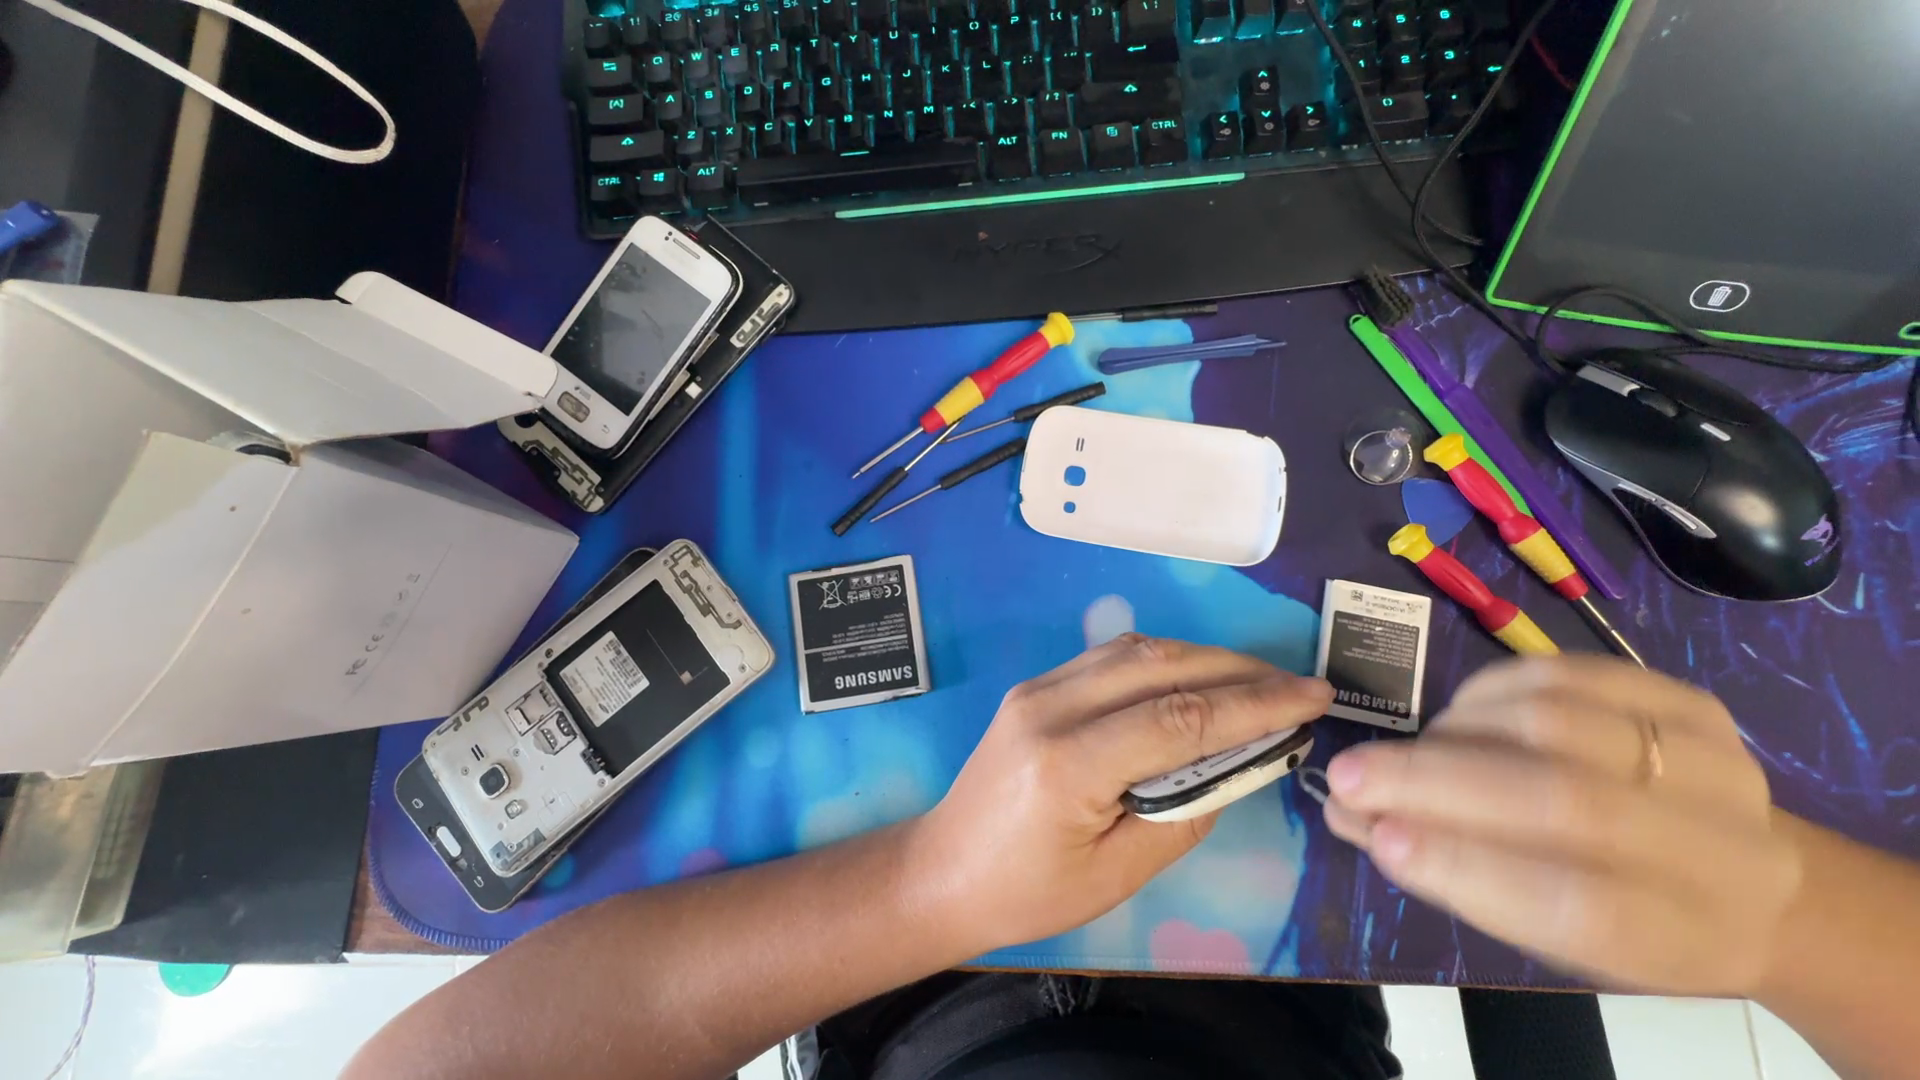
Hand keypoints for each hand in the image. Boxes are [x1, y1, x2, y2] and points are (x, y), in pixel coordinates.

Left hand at [905, 635, 1333, 954]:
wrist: (944, 871)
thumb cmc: (1029, 892)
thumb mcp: (1117, 873)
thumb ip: (1185, 813)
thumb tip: (1240, 761)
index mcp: (1068, 762)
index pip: (1181, 717)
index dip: (1255, 704)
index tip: (1313, 697)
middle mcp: (1049, 707)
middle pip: (1160, 665)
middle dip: (1239, 670)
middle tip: (1296, 685)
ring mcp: (1036, 689)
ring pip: (1134, 650)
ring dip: (1202, 658)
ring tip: (1258, 680)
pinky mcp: (1033, 687)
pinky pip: (1109, 659)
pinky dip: (1162, 661)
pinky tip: (1196, 678)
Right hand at [1323, 655, 1802, 995]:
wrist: (1748, 882)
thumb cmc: (1626, 917)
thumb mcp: (1552, 934)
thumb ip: (1454, 875)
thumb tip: (1347, 815)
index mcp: (1690, 936)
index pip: (1578, 904)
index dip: (1466, 866)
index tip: (1376, 834)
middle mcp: (1722, 850)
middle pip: (1564, 799)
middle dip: (1433, 780)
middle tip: (1349, 775)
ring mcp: (1713, 763)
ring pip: (1554, 721)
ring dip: (1452, 733)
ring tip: (1410, 756)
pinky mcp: (1689, 703)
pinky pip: (1564, 673)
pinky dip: (1487, 691)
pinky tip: (1459, 717)